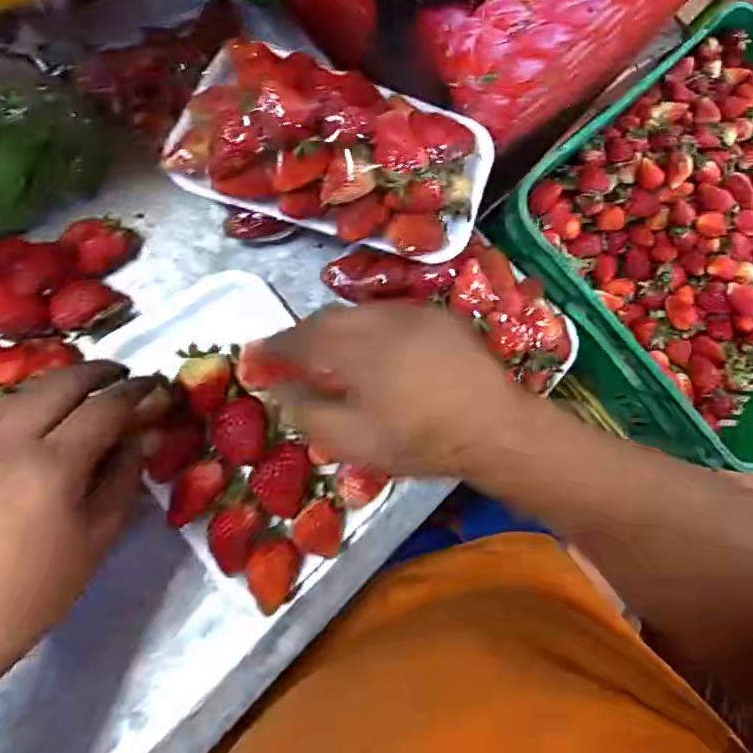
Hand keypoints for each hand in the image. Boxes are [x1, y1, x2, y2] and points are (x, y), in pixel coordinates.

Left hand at [0, 363, 167, 752]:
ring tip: (81, 392)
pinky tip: (28, 425)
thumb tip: (138, 440)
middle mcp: (4, 444)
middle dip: (99, 373)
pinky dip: (22, 406)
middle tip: (124, 378)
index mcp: (50, 463)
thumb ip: (121, 481)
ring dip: (57, 384)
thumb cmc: (18, 604)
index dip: (139, 391)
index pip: (107, 405)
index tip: (159, 387)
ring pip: (18, 396)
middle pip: (59, 384)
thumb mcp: (92, 544)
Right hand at [257, 303, 530, 477]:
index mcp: (357, 348)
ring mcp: (417, 313)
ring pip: (364, 311)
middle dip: (307, 333)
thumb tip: (280, 389)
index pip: (303, 337)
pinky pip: (395, 313)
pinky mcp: (442, 316)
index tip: (259, 355)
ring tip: (333, 352)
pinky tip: (379, 348)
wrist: (494, 424)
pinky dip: (374, 325)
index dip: (277, 345)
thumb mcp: (356, 441)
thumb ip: (310, 412)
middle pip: (332, 317)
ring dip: (341, 327)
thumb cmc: (422, 440)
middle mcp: (384, 319)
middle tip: (293, 353)